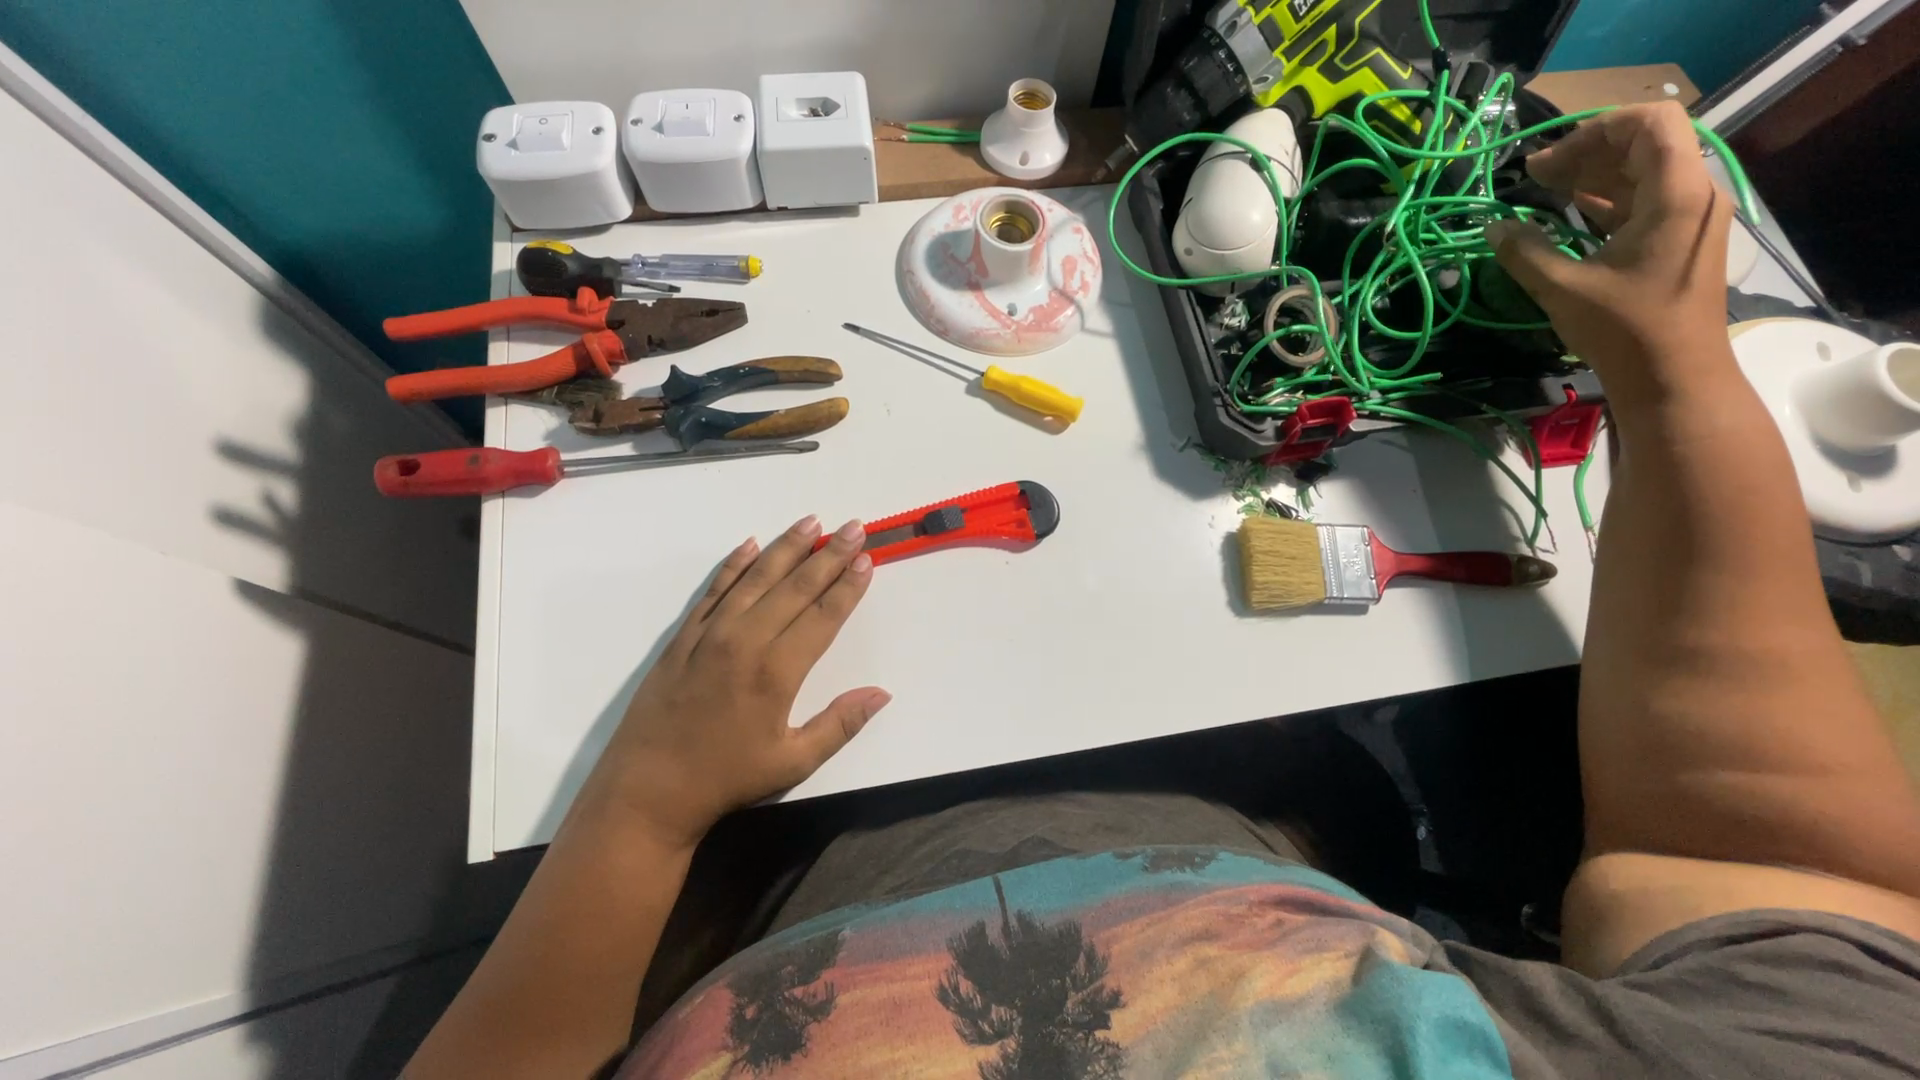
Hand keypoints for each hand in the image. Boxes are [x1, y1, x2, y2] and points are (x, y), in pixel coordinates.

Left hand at [575, 516, 888, 846]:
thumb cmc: (727, 778)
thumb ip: (840, 724)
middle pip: (795, 588)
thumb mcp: (793, 762)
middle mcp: (745, 641)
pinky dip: (733, 565)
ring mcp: (710, 634)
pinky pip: (714, 591)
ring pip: (756, 579)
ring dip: (786, 548)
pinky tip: (750, 545)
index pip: (823, 617)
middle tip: (853, 527)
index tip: (867, 560)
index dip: (848, 587)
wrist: (649, 789)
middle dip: (828, 556)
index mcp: (776, 672)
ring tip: (811, 522)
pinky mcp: (683, 637)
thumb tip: (882, 694)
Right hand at [1485, 103, 1735, 405]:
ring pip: (1644, 171)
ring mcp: (1691, 217)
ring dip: (1594, 174)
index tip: (1548, 161)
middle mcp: (1693, 194)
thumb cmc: (1624, 330)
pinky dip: (1607, 198)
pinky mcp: (1680, 240)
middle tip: (1535, 176)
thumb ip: (1525, 252)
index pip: (1650, 122)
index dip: (1595, 129)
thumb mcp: (1564, 289)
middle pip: (1644, 143)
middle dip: (1586, 152)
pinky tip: (1571, 212)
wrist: (1673, 377)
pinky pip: (1645, 199)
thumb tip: (1494, 228)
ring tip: (1545, 190)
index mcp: (1675, 194)